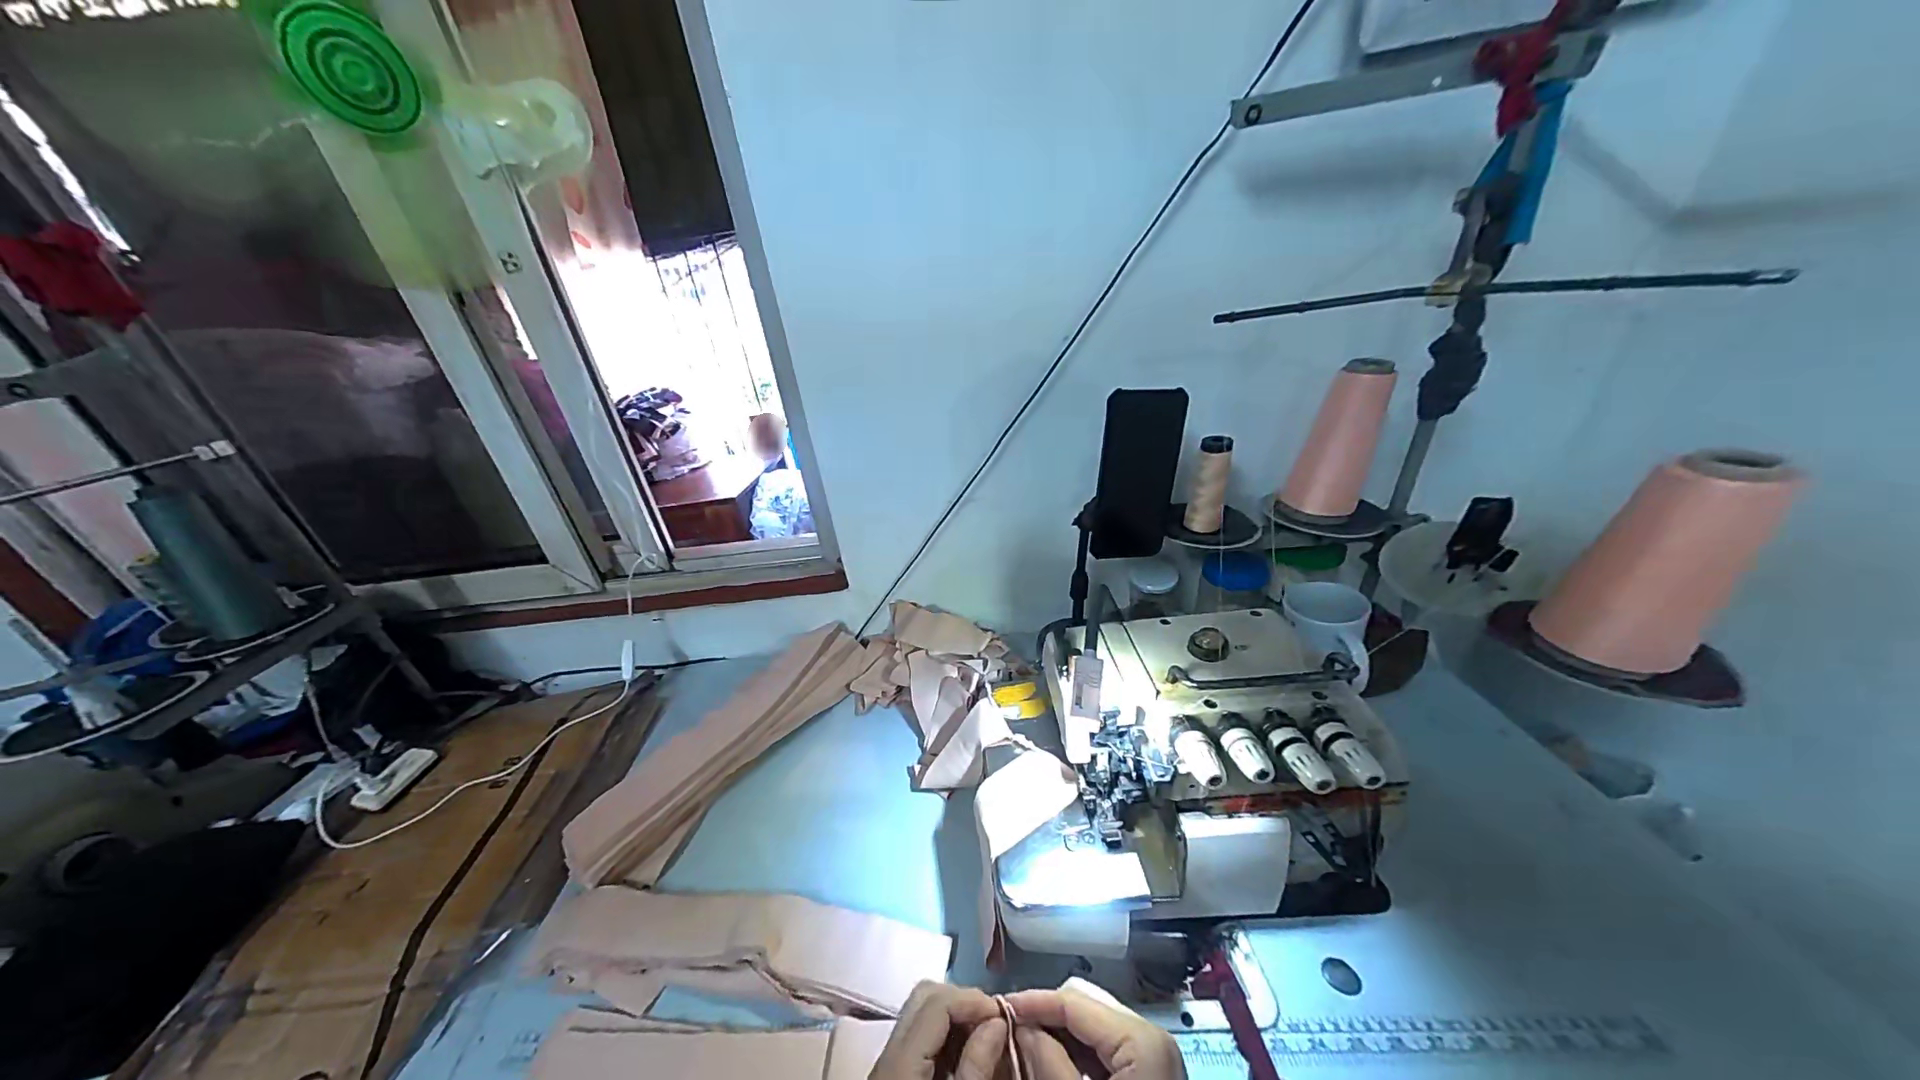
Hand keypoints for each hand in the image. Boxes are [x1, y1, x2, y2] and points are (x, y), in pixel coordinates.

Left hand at [870, 981, 1007, 1079]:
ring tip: (983, 1035)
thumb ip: (975, 1067)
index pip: (936, 1002)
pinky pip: (920, 1030)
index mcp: (900, 1060)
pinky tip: (965, 1049)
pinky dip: (945, 1029)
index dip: (973, 1000)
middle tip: (993, 1023)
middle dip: (963, 999)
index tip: (1004, 1016)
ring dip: (955, 1011)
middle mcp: (889, 1049)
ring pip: (921, 1007)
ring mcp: (888, 1057)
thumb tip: (997, 1022)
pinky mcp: (893, 1068)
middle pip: (925, 994)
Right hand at [1002, 984, 1185, 1079]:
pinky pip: (1108, 1051)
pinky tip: (1053, 1063)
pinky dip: (1079, 1054)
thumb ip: (1049, 1063)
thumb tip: (1022, 1027)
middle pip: (1086, 1008)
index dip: (1033, 1002)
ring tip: (1024, 1044)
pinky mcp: (1152, 1076)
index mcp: (1140, 1040)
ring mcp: (1155, 1057)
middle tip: (1008, 1028)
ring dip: (1060, 1034)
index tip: (998, 1008)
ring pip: (1095, 1028)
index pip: (1074, 1002)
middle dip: (1046, 1016)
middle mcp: (1152, 1038)